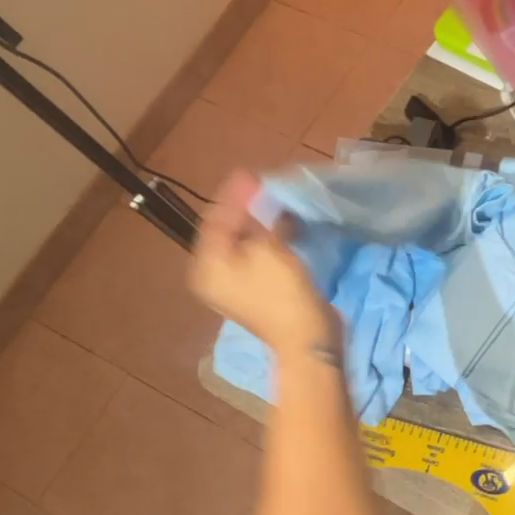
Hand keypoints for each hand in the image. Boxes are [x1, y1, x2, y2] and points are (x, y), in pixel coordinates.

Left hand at [187, 171, 339, 360]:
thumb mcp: (267, 249)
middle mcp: (215, 276)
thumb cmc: (282, 295)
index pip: (215, 220)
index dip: (235, 196)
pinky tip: (286, 231)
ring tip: (278, 206)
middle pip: (229, 233)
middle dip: (248, 211)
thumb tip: (268, 206)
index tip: (252, 174)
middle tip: (265, 189)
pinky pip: (261, 260)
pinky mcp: (260, 293)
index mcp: (207, 266)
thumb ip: (262, 222)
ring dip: (262, 227)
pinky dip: (272, 244)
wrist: (307, 340)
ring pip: (247, 246)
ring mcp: (237, 287)